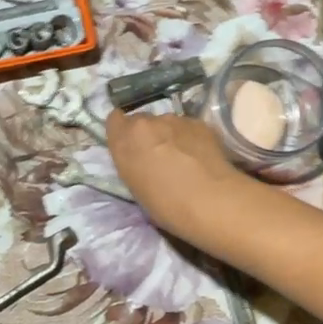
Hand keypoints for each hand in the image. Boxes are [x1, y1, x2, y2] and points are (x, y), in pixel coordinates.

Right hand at [105, 108, 253, 242]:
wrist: (208, 200)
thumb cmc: (164, 204)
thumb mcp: (134, 186)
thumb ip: (132, 162)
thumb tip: (141, 158)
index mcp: (125, 139)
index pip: (114, 119)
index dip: (122, 131)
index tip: (130, 146)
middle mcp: (147, 123)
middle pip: (142, 121)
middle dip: (148, 135)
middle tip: (158, 157)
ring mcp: (176, 119)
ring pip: (167, 123)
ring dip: (171, 136)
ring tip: (183, 158)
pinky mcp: (200, 123)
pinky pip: (189, 127)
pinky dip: (191, 138)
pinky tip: (200, 157)